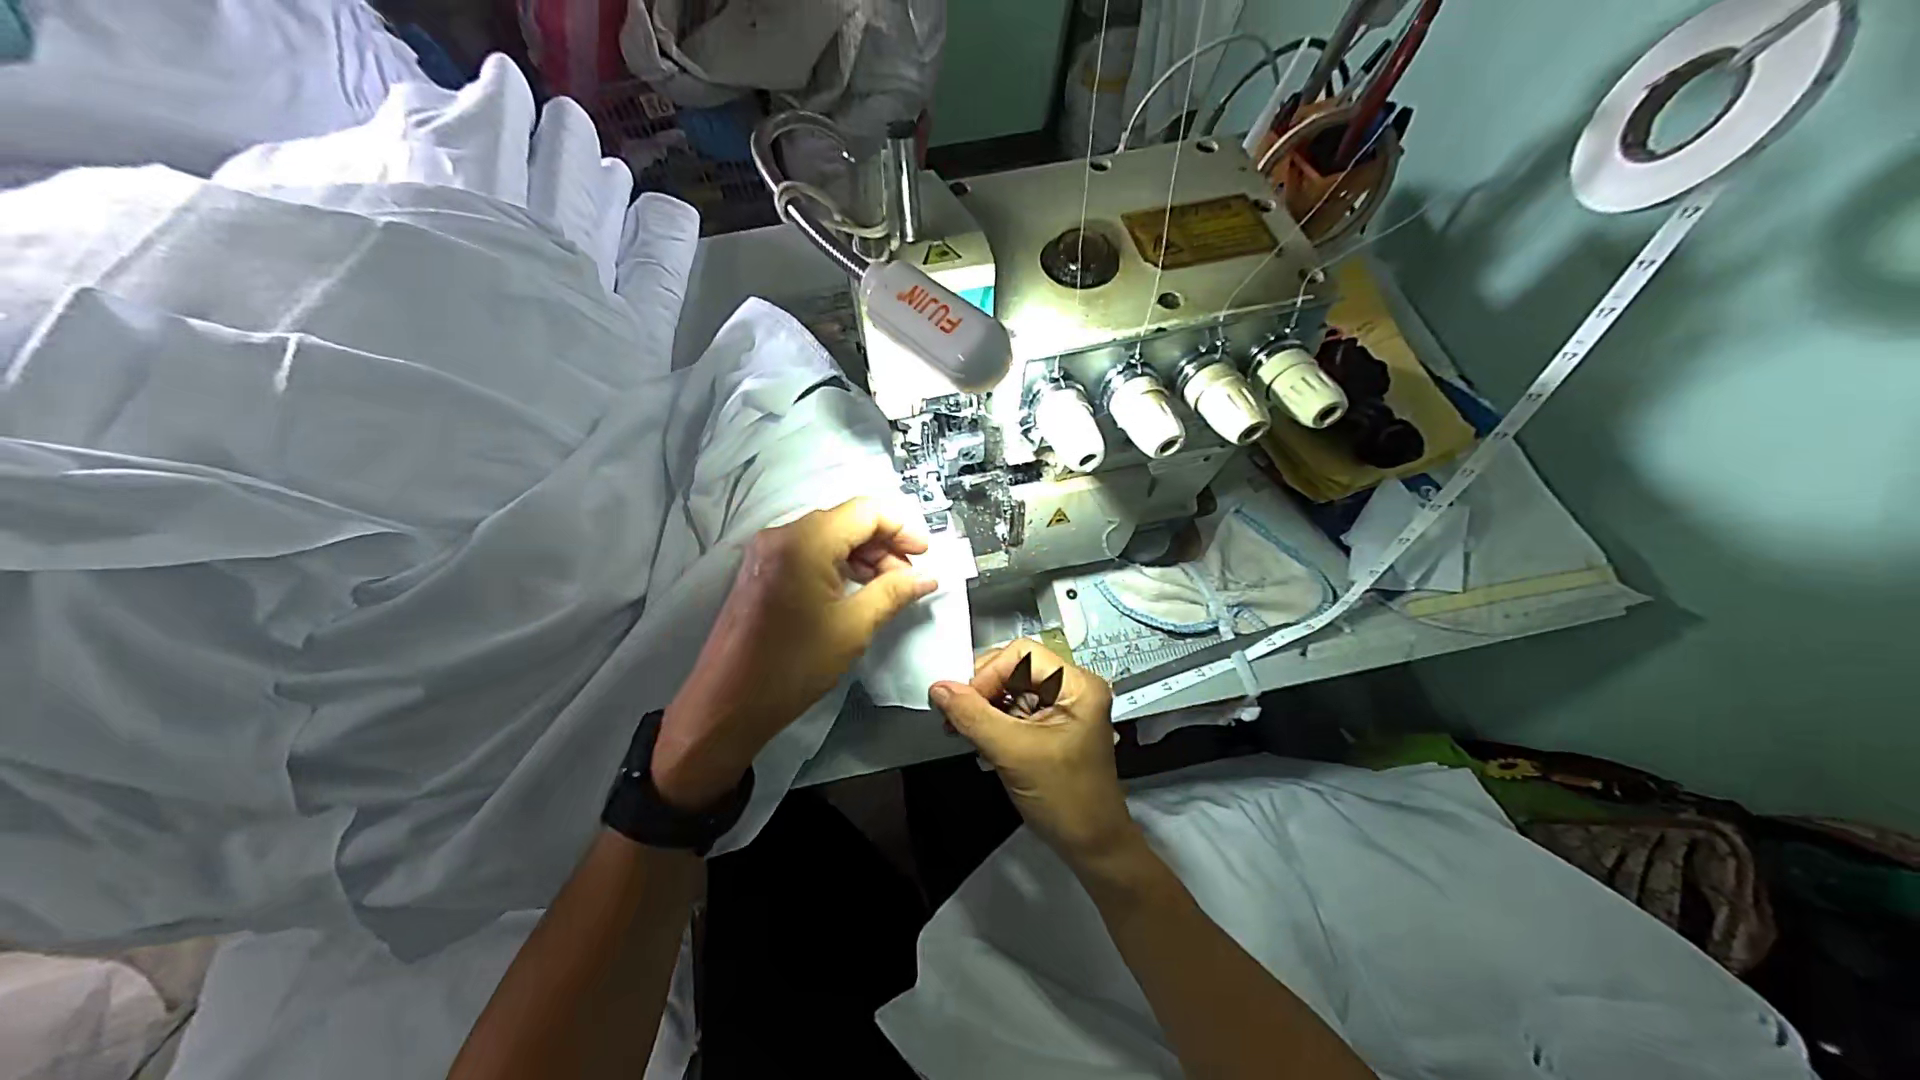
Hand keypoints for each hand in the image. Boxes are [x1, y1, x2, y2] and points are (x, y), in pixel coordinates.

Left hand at [654, 498, 936, 809]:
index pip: (866, 511)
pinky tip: (855, 589)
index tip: (924, 554)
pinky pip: (808, 551)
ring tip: (886, 586)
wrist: (727, 703)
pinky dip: (837, 563)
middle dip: (883, 543)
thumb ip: (894, 592)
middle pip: (846, 520)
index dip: (901, 528)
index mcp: (805, 542)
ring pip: (828, 535)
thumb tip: (926, 576)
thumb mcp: (853, 627)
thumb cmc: (793, 665)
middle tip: (908, 576)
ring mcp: (766, 551)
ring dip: (861, 554)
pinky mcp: (760, 570)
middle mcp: (781, 535)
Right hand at [928, 641, 1139, 868]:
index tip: (965, 704)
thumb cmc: (1064, 798)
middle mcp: (1073, 687)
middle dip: (982, 689)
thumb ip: (973, 716)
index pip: (1022, 654)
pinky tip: (979, 739)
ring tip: (962, 729)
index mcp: (1078, 685)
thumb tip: (938, 688)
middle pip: (1015, 667)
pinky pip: (1015, 708)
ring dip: (984, 706)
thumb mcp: (1012, 753)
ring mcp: (1063, 706)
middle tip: (957, 716)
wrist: (1091, 845)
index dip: (988, 674)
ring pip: (1011, 688)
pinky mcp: (1051, 725)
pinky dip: (993, 720)